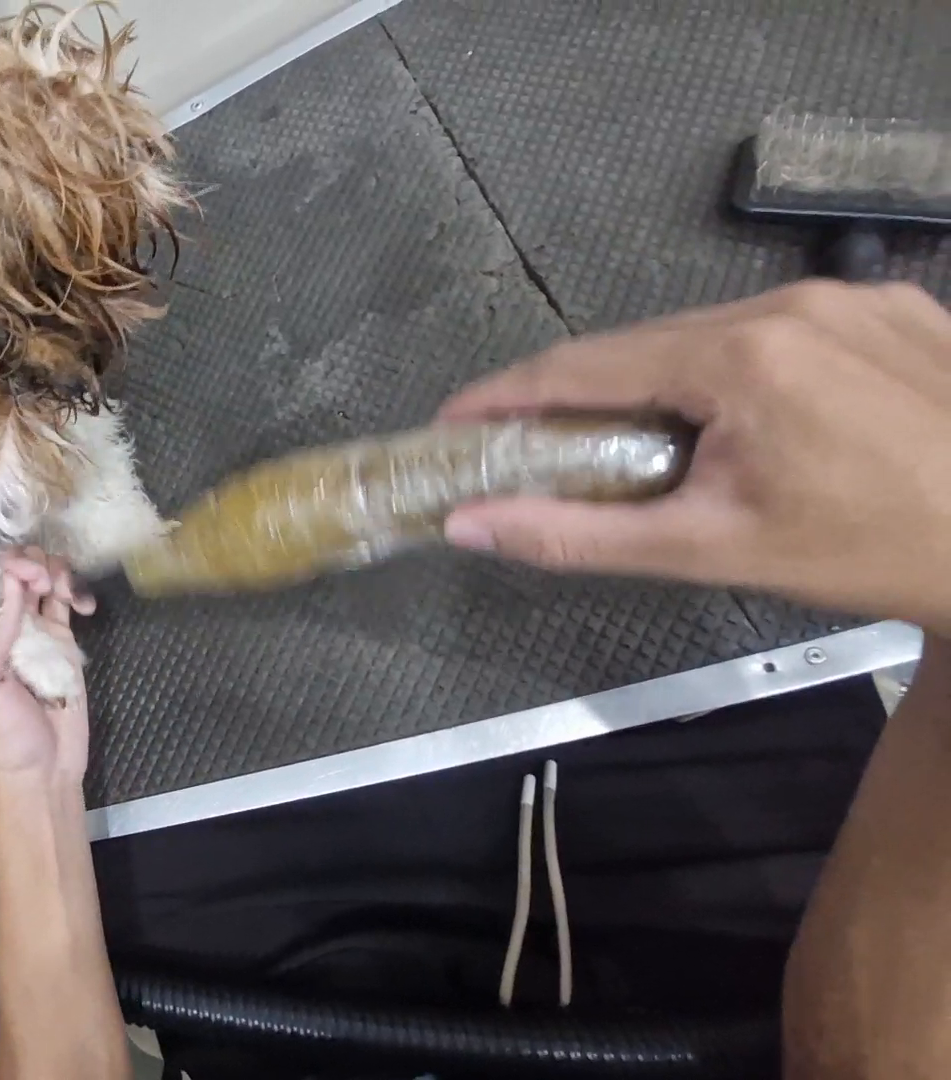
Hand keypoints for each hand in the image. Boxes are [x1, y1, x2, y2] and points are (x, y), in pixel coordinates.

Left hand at [0, 549, 97, 781]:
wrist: (44, 769)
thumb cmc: (2, 733)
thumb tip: (11, 579)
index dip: (0, 565)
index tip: (21, 571)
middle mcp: (2, 624)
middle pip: (14, 571)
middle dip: (29, 563)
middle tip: (43, 580)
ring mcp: (34, 628)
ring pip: (42, 577)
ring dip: (54, 570)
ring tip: (62, 590)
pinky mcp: (63, 638)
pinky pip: (67, 600)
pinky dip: (76, 590)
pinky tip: (83, 605)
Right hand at [438, 280, 950, 633]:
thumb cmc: (871, 549)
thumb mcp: (702, 550)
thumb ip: (569, 535)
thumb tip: (463, 525)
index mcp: (742, 357)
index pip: (579, 365)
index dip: (499, 394)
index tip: (448, 422)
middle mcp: (790, 304)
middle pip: (630, 345)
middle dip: (559, 393)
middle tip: (515, 443)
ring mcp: (846, 296)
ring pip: (686, 334)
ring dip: (627, 381)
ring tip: (604, 436)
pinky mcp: (884, 305)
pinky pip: (749, 329)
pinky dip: (696, 369)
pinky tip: (702, 414)